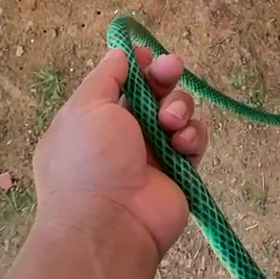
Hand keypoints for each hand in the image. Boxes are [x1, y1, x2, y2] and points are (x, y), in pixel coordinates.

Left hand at [32, 48, 208, 258]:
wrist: (110, 226)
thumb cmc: (90, 163)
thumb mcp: (85, 109)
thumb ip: (106, 77)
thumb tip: (120, 52)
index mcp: (94, 119)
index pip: (122, 81)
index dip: (138, 65)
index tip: (148, 57)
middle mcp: (123, 134)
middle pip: (154, 91)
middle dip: (165, 76)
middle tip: (172, 69)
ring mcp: (153, 152)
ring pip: (178, 111)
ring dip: (179, 108)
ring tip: (171, 124)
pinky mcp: (180, 169)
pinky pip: (194, 139)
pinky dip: (191, 137)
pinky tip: (182, 145)